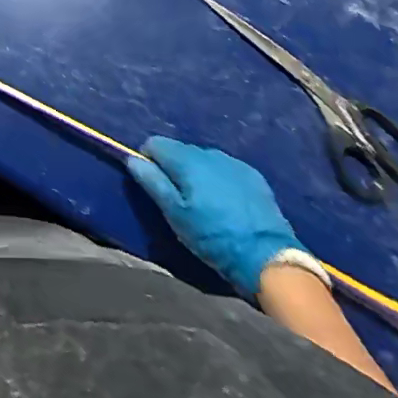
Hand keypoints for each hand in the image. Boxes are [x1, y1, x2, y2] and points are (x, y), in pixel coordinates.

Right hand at [126, 136, 306, 295]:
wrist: (264, 253)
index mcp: (189, 160)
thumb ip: (154, 183)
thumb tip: (134, 159)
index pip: (156, 144)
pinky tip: (221, 202)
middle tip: (173, 199)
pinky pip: (224, 169)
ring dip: (195, 174)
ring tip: (198, 203)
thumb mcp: (175, 215)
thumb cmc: (212, 236)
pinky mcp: (252, 174)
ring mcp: (234, 162)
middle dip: (172, 168)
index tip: (150, 182)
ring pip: (203, 160)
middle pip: (181, 151)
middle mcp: (211, 153)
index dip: (148, 159)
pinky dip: (216, 180)